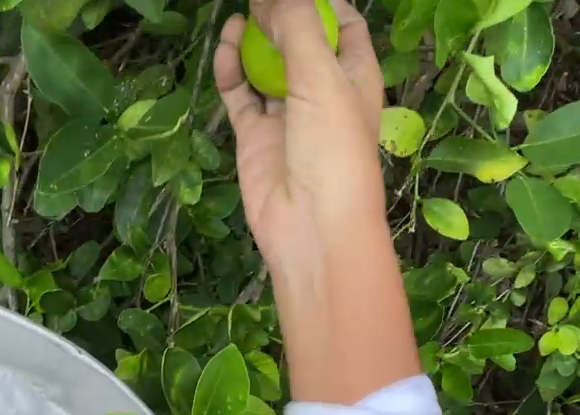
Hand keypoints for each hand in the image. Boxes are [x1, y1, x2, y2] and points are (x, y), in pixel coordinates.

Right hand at [215, 0, 385, 282]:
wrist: (310, 227)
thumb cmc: (332, 150)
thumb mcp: (322, 78)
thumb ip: (297, 28)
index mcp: (353, 76)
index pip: (343, 25)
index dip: (321, 2)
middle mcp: (320, 94)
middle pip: (299, 43)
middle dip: (279, 17)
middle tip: (257, 1)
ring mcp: (285, 118)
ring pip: (265, 68)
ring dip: (253, 43)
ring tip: (238, 20)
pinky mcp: (255, 140)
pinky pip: (240, 97)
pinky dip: (231, 73)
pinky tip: (226, 51)